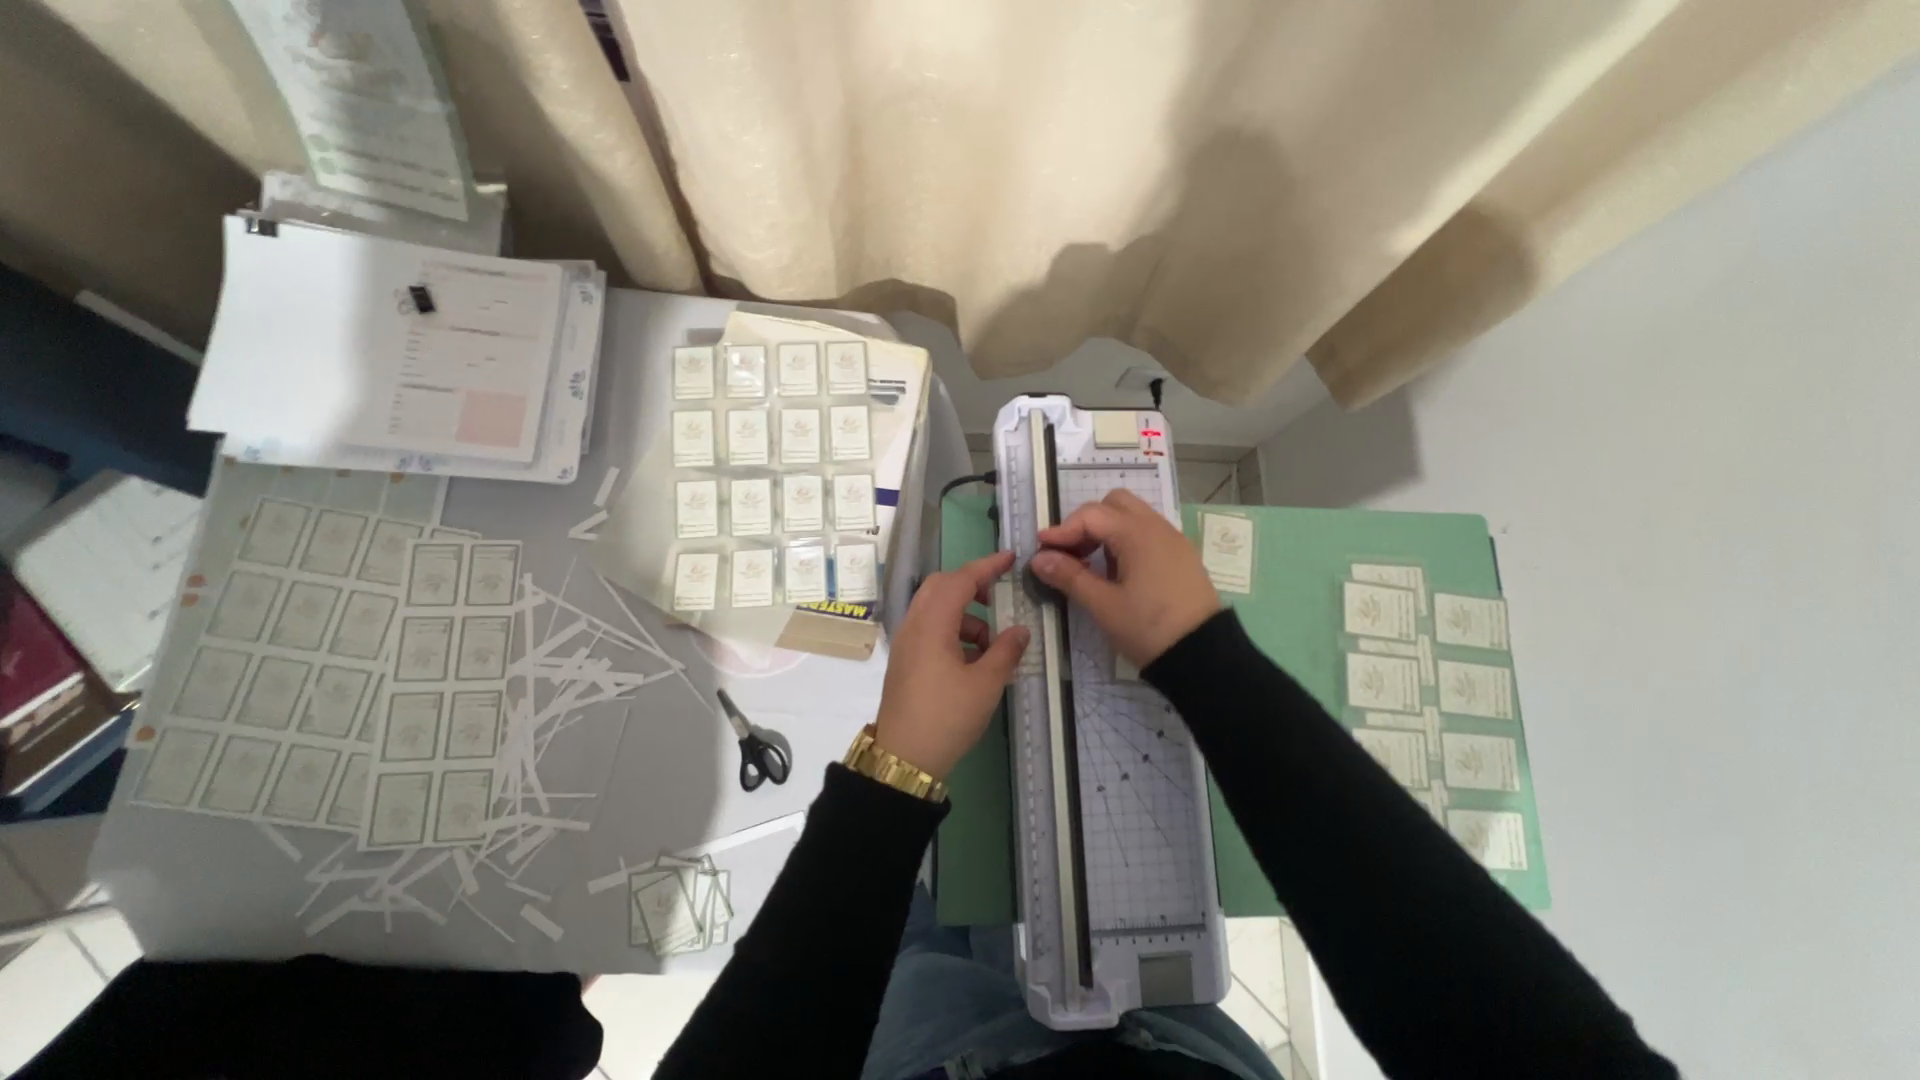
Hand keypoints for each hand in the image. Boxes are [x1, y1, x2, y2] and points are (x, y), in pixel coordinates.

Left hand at [872, 551, 1030, 779]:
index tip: (1009, 558)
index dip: (986, 566)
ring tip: (991, 645)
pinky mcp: (905, 661)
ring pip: (934, 610)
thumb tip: (1020, 631)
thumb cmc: (947, 717)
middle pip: (941, 587)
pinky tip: (973, 660)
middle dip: (971, 586)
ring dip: (964, 616)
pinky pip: (929, 630)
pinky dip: (952, 632)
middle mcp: (913, 626)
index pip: (960, 580)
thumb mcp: (986, 685)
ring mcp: (905, 644)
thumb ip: (1006, 651)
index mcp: (932, 624)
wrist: (904, 758)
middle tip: (998, 598)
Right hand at [1029, 489, 1220, 668]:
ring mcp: (1173, 541)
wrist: (1204, 656)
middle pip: (1115, 504)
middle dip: (1087, 522)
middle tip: (1071, 552)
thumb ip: (1070, 577)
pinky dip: (1126, 541)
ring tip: (1092, 564)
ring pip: (1133, 517)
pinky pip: (1148, 534)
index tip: (1041, 550)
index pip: (1091, 515)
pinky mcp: (1182, 557)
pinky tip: (1118, 572)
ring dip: (1107, 531)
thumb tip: (1040, 558)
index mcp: (1138, 534)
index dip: (1062, 530)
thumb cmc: (1148, 629)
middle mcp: (1158, 528)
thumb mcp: (1103, 605)